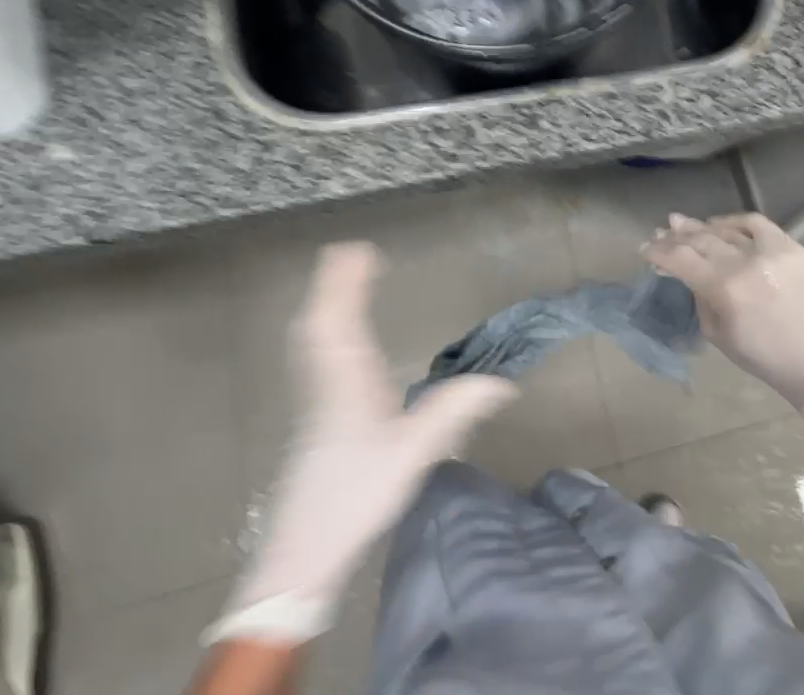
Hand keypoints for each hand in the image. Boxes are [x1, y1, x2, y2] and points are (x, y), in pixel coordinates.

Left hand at [207, 244, 515, 645]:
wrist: (301, 551)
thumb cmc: (354, 498)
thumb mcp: (412, 455)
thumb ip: (453, 413)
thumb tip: (502, 382)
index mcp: (346, 384)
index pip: (339, 322)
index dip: (344, 285)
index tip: (359, 251)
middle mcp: (326, 383)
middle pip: (318, 323)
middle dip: (333, 285)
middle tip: (351, 254)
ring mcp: (316, 400)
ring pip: (312, 340)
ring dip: (325, 305)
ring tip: (343, 282)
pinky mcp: (315, 417)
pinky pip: (314, 356)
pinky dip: (324, 331)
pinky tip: (338, 340)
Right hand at [641, 213, 803, 423]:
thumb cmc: (758, 354)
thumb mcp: (715, 332)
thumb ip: (698, 294)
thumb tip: (683, 269)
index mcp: (726, 289)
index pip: (682, 259)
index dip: (659, 252)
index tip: (645, 249)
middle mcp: (747, 262)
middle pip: (701, 240)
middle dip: (676, 237)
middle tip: (660, 233)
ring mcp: (771, 251)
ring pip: (727, 230)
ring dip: (701, 227)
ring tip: (683, 224)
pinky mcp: (791, 247)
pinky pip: (757, 224)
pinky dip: (735, 222)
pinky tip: (718, 224)